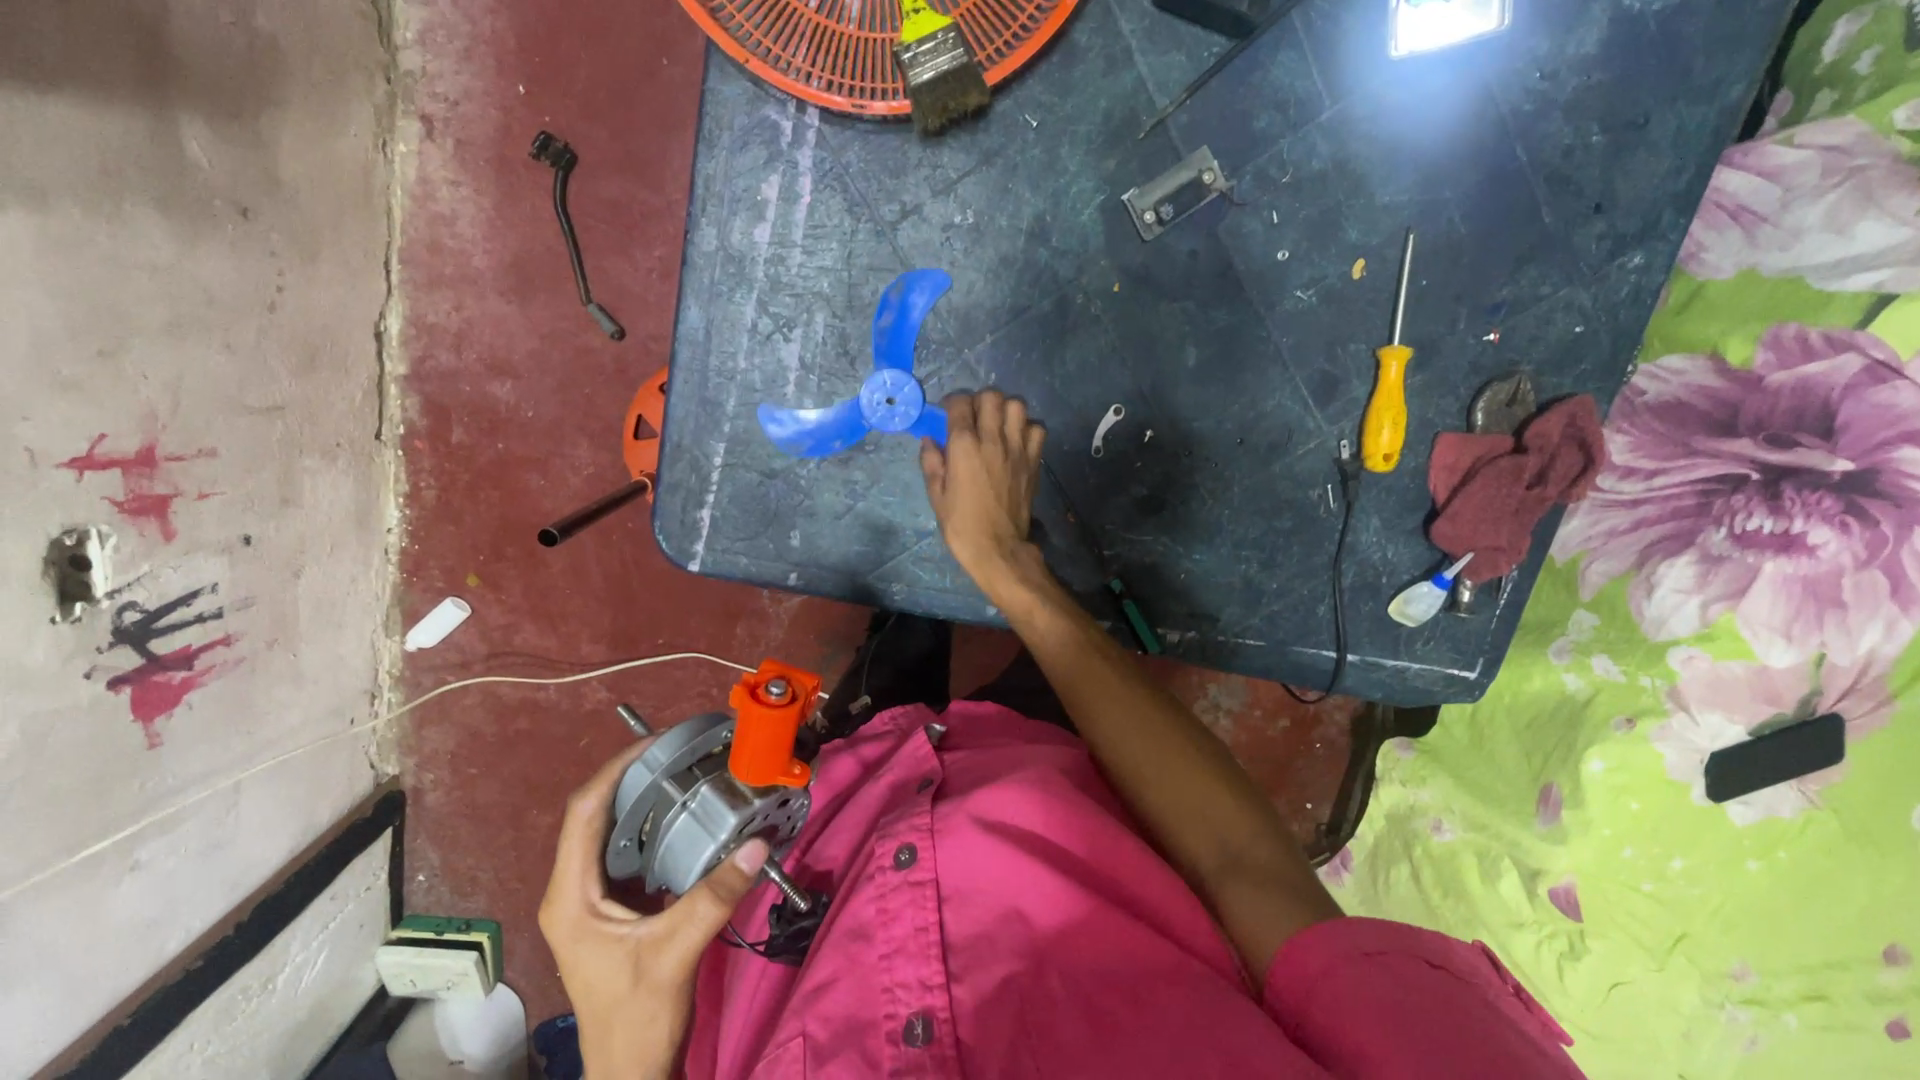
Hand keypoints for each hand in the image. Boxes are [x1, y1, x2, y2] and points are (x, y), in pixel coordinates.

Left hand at [539, 739, 769, 1079]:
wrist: (629, 1071)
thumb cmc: (637, 1016)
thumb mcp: (676, 952)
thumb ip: (714, 897)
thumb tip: (757, 841)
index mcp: (571, 896)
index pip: (583, 814)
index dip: (615, 772)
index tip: (655, 745)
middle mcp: (571, 891)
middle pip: (594, 818)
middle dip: (633, 782)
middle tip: (680, 756)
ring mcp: (589, 903)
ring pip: (610, 836)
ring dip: (643, 805)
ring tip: (685, 777)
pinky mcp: (610, 912)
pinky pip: (626, 857)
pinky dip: (652, 833)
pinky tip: (685, 824)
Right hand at [921, 389, 1047, 596]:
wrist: (998, 548)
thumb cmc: (961, 524)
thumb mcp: (936, 495)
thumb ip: (932, 462)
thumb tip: (929, 440)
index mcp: (963, 446)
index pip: (960, 403)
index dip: (953, 402)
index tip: (949, 412)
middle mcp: (992, 439)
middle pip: (991, 396)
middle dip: (980, 400)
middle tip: (974, 416)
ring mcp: (1017, 449)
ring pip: (1017, 406)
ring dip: (1005, 409)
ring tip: (997, 424)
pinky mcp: (1033, 461)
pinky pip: (1037, 429)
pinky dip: (1027, 428)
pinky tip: (1016, 440)